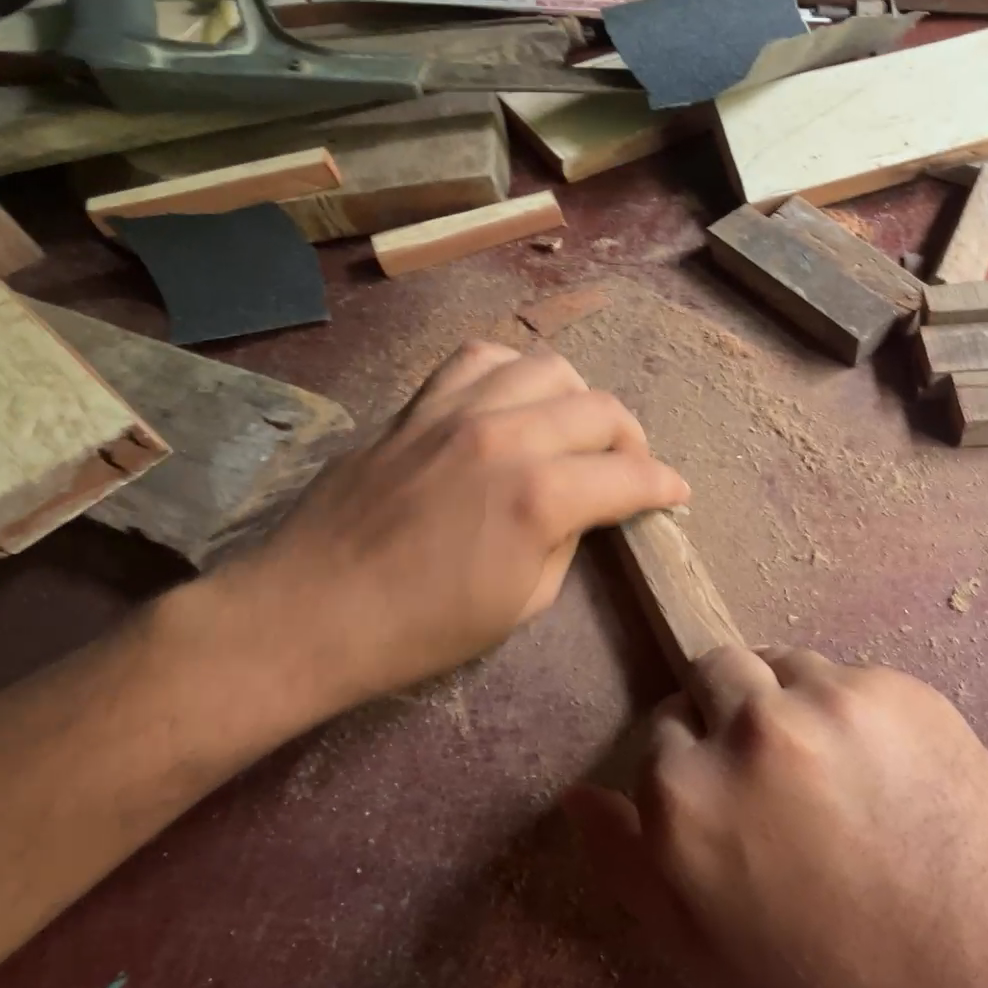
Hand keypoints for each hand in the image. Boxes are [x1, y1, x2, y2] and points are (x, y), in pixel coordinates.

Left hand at [214, 342, 689, 713]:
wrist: (310, 614)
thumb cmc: (423, 629)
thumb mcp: (525, 602)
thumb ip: (567, 539)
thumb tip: (585, 507)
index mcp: (542, 498)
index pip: (632, 476)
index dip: (666, 487)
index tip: (676, 495)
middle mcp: (508, 437)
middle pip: (603, 410)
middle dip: (634, 442)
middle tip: (631, 471)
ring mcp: (458, 411)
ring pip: (549, 367)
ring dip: (579, 399)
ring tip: (574, 431)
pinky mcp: (418, 406)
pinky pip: (480, 358)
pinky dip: (513, 373)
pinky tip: (513, 402)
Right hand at [564, 647, 987, 987]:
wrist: (971, 959)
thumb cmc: (822, 965)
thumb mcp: (697, 943)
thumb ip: (625, 863)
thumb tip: (578, 797)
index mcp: (685, 794)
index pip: (661, 729)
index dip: (692, 758)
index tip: (724, 785)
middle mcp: (749, 729)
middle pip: (713, 668)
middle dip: (728, 706)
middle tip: (772, 762)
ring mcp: (828, 700)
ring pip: (783, 666)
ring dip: (792, 702)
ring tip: (830, 767)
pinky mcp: (893, 686)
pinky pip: (850, 676)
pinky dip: (853, 709)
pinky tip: (882, 765)